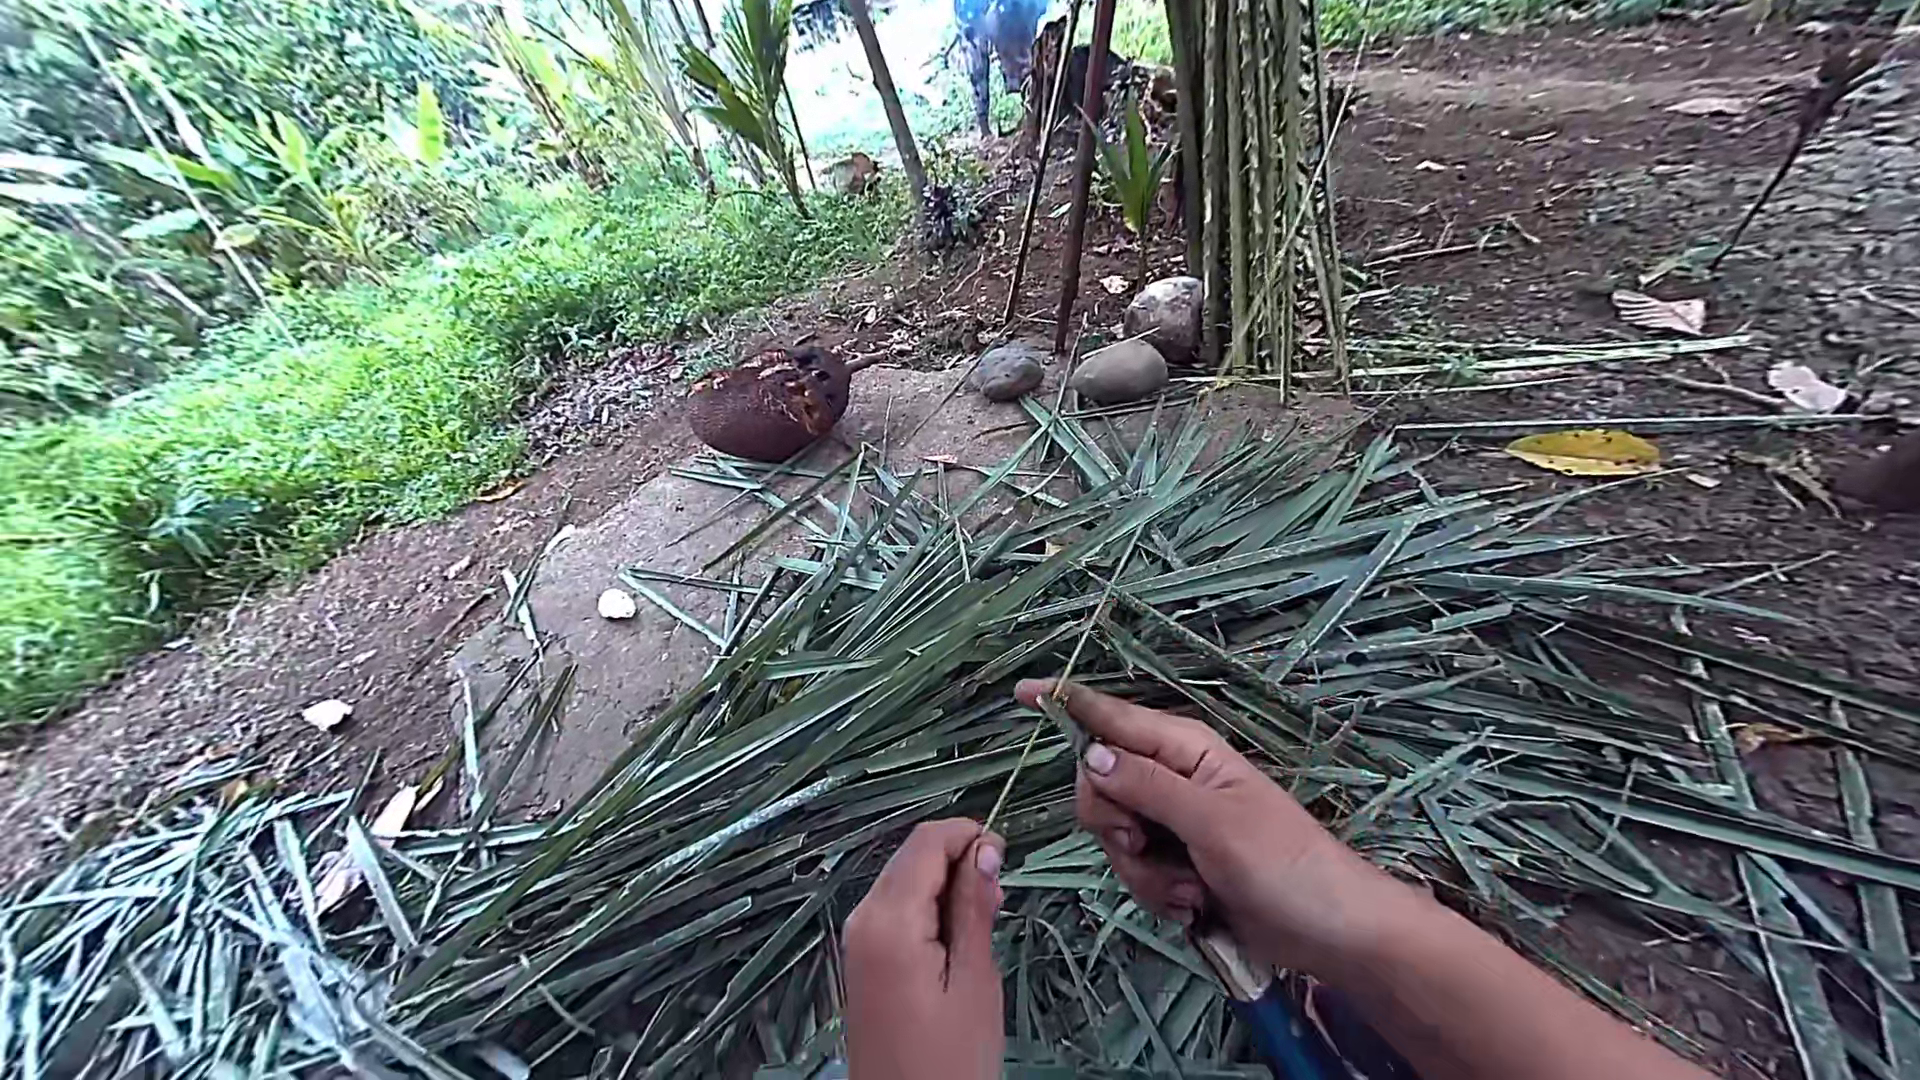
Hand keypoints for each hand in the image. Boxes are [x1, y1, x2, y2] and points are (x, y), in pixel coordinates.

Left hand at [843, 818, 1005, 1079]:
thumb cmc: (946, 1065)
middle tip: (996, 890)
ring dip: (946, 880)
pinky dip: (929, 902)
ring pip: (907, 874)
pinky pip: (898, 901)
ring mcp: (858, 933)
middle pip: (914, 853)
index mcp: (889, 921)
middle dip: (958, 858)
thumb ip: (974, 906)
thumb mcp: (973, 981)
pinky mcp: (863, 950)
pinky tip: (956, 932)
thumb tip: (985, 849)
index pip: (927, 841)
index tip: (1000, 852)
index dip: (967, 835)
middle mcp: (864, 916)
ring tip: (983, 916)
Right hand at [1017, 679, 1404, 974]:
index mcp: (1179, 747)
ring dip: (1141, 868)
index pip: (1110, 715)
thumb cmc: (1284, 862)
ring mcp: (1164, 816)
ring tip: (1190, 883)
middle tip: (1146, 841)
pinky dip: (1155, 890)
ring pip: (1108, 831)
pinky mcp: (1167, 856)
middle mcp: (1164, 774)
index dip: (1065, 702)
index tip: (1022, 694)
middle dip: (1114, 823)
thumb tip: (1090, 756)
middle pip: (1096, 782)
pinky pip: (1128, 866)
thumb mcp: (1214, 821)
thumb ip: (1148, 785)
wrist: (1329, 932)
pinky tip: (1193, 900)